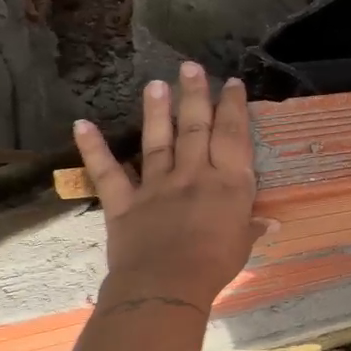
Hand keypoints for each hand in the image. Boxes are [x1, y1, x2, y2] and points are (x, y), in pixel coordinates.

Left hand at [74, 61, 267, 312]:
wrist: (165, 283)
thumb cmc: (217, 263)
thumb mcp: (244, 242)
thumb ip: (251, 226)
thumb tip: (269, 223)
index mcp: (230, 182)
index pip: (233, 136)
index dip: (233, 108)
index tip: (232, 84)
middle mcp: (195, 174)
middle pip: (196, 128)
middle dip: (195, 95)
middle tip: (191, 67)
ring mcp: (156, 185)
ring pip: (158, 140)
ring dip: (157, 110)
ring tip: (156, 84)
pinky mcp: (123, 201)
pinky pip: (107, 172)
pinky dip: (93, 148)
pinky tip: (82, 124)